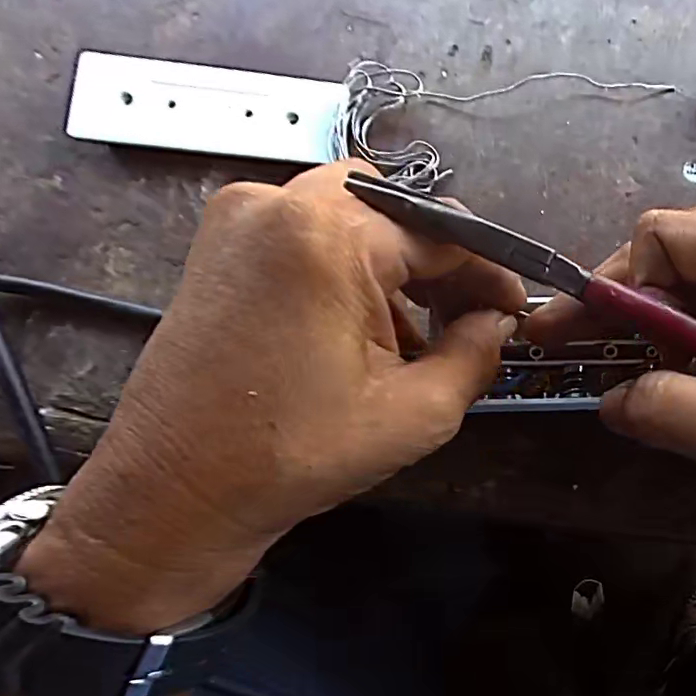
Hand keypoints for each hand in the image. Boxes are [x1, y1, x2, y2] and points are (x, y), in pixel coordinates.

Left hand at [20, 160, 525, 632]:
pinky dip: (361, 271)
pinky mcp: (226, 246)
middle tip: (474, 315)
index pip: (444, 233)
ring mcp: (242, 220)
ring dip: (406, 266)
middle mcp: (279, 206)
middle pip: (399, 211)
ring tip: (427, 331)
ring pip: (360, 217)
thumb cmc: (300, 453)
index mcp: (329, 238)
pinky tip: (376, 328)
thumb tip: (499, 320)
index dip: (493, 271)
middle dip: (447, 262)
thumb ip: (478, 352)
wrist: (180, 489)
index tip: (516, 308)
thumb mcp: (420, 410)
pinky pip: (318, 234)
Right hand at [526, 208, 695, 531]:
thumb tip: (607, 400)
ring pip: (676, 305)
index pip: (664, 235)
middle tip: (572, 353)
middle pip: (664, 267)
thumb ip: (663, 409)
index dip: (619, 278)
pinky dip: (669, 362)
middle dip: (619, 311)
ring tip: (631, 385)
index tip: (595, 333)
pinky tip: (669, 395)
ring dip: (644, 343)